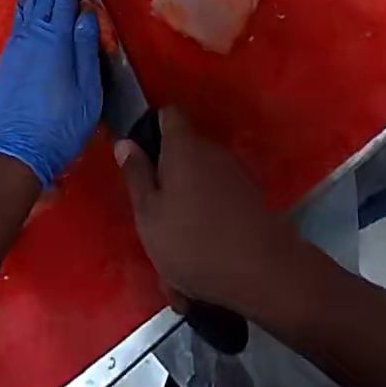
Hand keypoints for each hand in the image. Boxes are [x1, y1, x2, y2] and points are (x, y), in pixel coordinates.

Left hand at [0, 0, 101, 188]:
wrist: (15, 151)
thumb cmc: (61, 124)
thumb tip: (86, 11)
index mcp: (56, 40)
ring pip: (25, 8)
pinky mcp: (7, 60)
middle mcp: (33, 36)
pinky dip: (23, 6)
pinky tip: (24, 4)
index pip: (61, 0)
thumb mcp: (87, 90)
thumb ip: (86, 48)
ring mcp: (17, 47)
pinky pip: (17, 21)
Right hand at [115, 108, 303, 311]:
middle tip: (157, 214)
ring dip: (191, 203)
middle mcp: (212, 149)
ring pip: (203, 181)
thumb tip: (125, 142)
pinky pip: (221, 201)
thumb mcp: (148, 213)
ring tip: (179, 249)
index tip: (142, 154)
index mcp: (183, 146)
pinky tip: (204, 257)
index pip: (169, 114)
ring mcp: (237, 172)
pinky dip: (212, 219)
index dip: (153, 127)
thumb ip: (136, 174)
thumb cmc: (192, 240)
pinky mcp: (253, 197)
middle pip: (185, 151)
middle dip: (170, 176)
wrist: (260, 272)